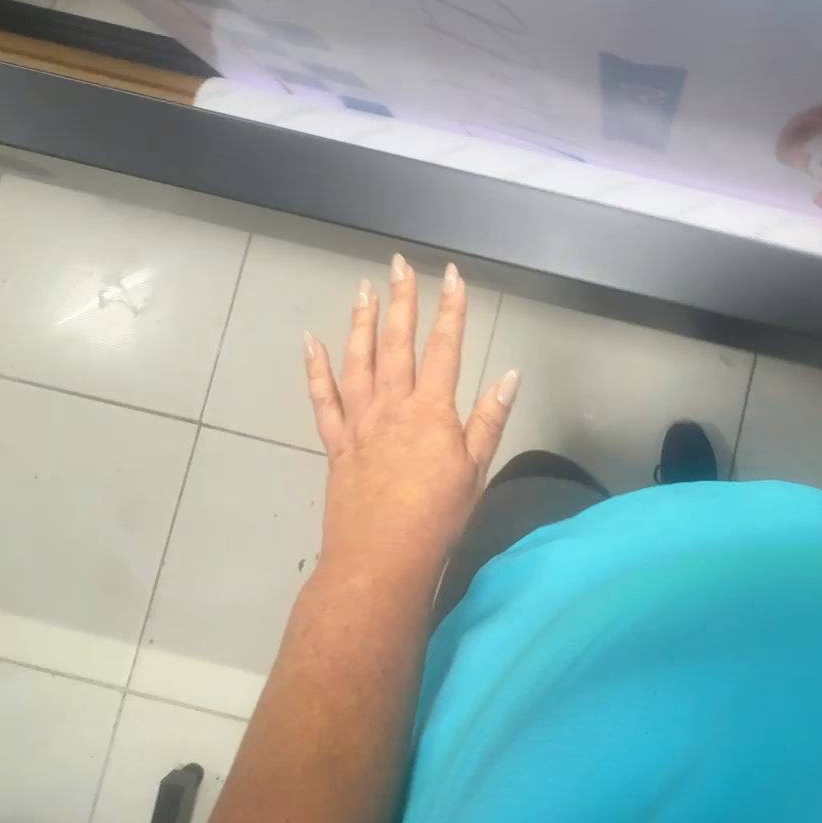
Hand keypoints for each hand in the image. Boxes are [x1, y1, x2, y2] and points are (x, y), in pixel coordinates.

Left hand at [303, 254, 518, 585]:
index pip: (445, 348)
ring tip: (363, 288)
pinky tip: (310, 341)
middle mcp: (392, 406)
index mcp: (431, 411)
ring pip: (358, 361)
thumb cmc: (436, 518)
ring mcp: (359, 422)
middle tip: (399, 264)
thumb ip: (490, 419)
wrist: (380, 559)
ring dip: (361, 322)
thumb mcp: (475, 470)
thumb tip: (511, 375)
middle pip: (397, 343)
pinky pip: (323, 399)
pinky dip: (315, 368)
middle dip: (401, 299)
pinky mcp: (337, 443)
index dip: (451, 309)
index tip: (452, 275)